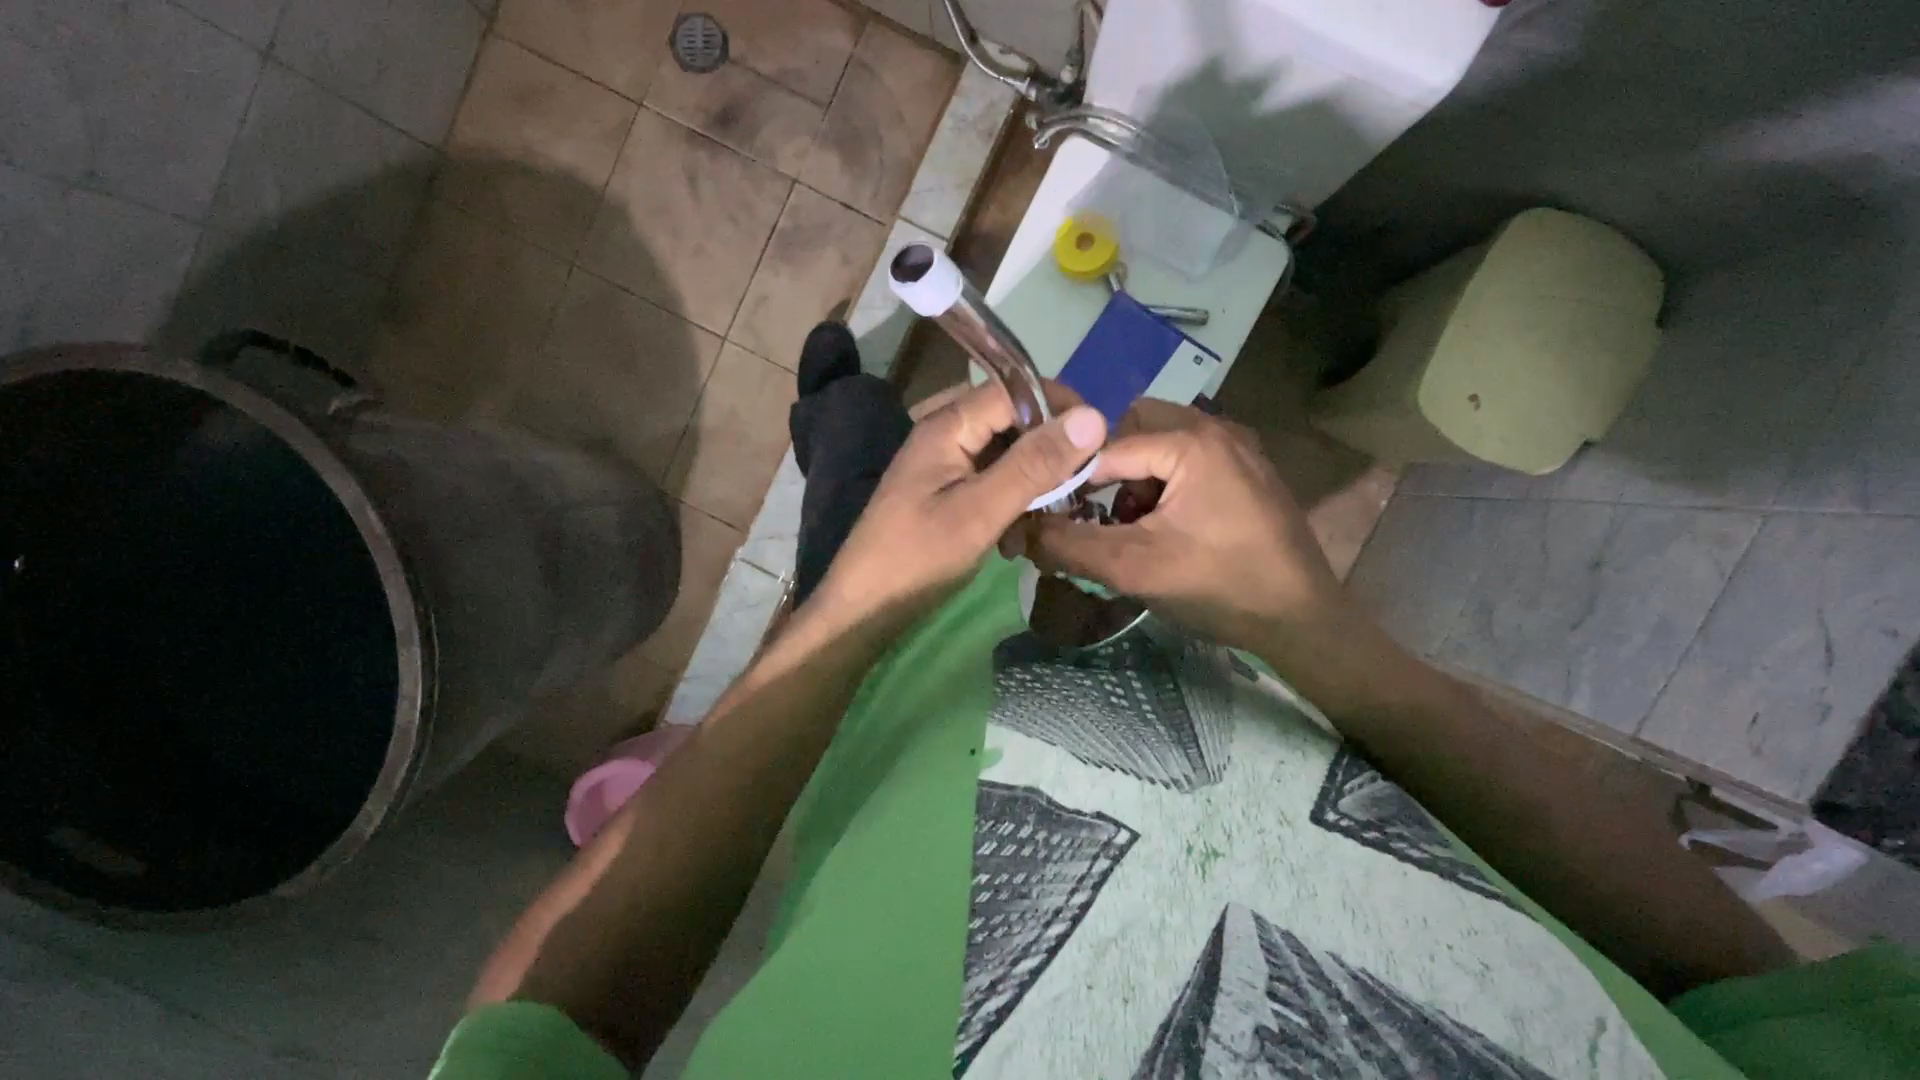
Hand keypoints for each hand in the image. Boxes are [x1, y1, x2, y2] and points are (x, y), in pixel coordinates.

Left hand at [808, 381, 1105, 634]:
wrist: (864, 608)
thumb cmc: (917, 557)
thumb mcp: (981, 511)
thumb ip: (1034, 464)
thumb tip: (1093, 417)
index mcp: (946, 426)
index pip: (1013, 390)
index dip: (1058, 405)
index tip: (1101, 435)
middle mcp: (943, 435)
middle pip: (1010, 418)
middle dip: (1048, 444)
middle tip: (1087, 476)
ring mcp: (943, 465)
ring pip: (1004, 452)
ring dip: (1033, 476)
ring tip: (1061, 508)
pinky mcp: (945, 494)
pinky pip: (990, 479)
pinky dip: (1013, 499)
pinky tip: (1024, 534)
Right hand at [1019, 401, 1409, 708]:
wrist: (1302, 619)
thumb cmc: (1219, 587)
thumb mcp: (1134, 568)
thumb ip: (1070, 545)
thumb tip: (1017, 531)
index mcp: (1190, 441)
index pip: (1104, 446)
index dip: (1069, 480)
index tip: (1046, 512)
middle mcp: (1215, 428)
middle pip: (1132, 430)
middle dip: (1105, 472)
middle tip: (1091, 515)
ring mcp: (1237, 447)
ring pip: (1159, 445)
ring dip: (1133, 479)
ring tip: (1127, 528)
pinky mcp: (1247, 470)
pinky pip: (1186, 460)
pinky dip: (1162, 485)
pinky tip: (1161, 528)